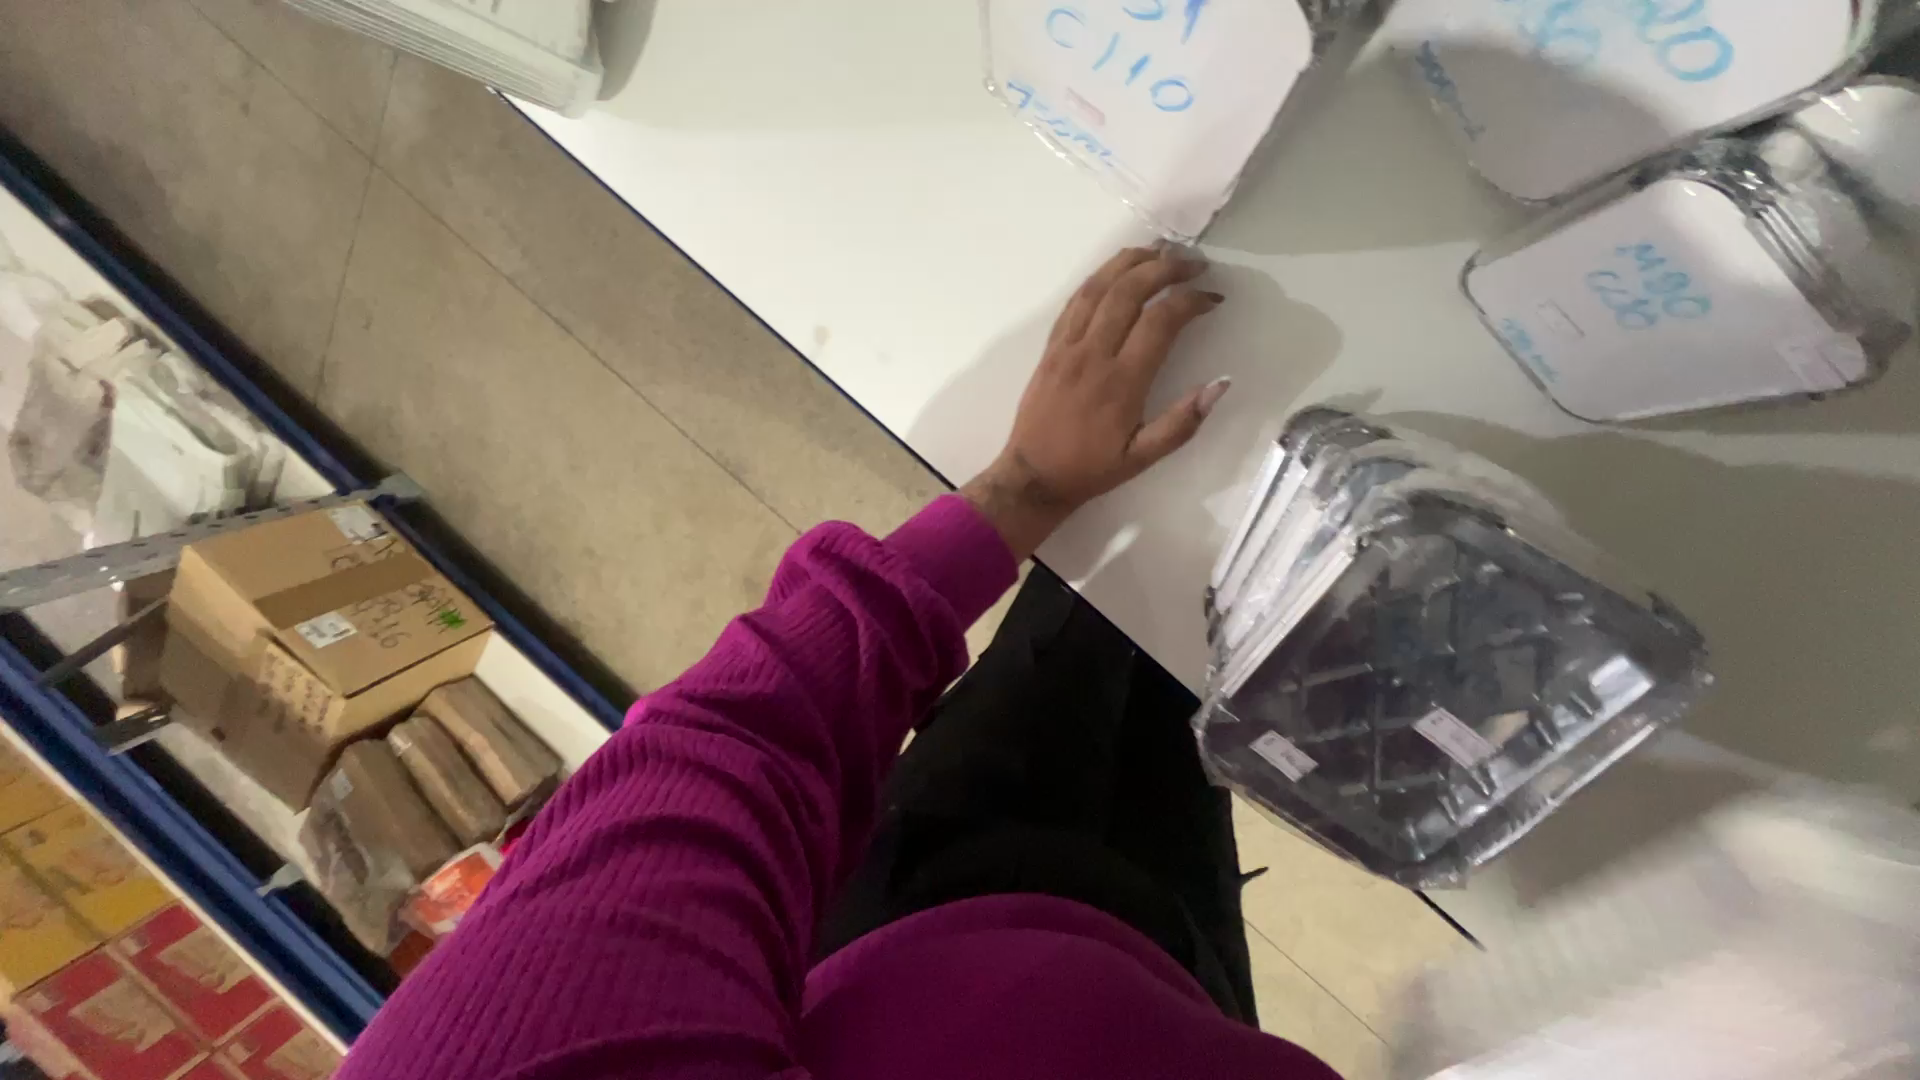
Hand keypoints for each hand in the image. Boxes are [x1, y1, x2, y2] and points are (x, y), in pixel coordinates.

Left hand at [962, 246, 1229, 559]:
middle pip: (1129, 291)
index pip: (1161, 321)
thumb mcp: (1143, 458)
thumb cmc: (1090, 469)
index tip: (1213, 298)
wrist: (1033, 477)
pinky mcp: (1050, 349)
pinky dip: (1098, 279)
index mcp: (1121, 382)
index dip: (1191, 300)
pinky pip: (1074, 303)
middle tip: (1193, 263)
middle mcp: (1093, 355)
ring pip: (1098, 288)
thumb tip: (1221, 384)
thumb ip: (1182, 422)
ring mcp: (1067, 348)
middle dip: (1165, 267)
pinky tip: (1117, 272)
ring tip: (1159, 251)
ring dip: (1130, 262)